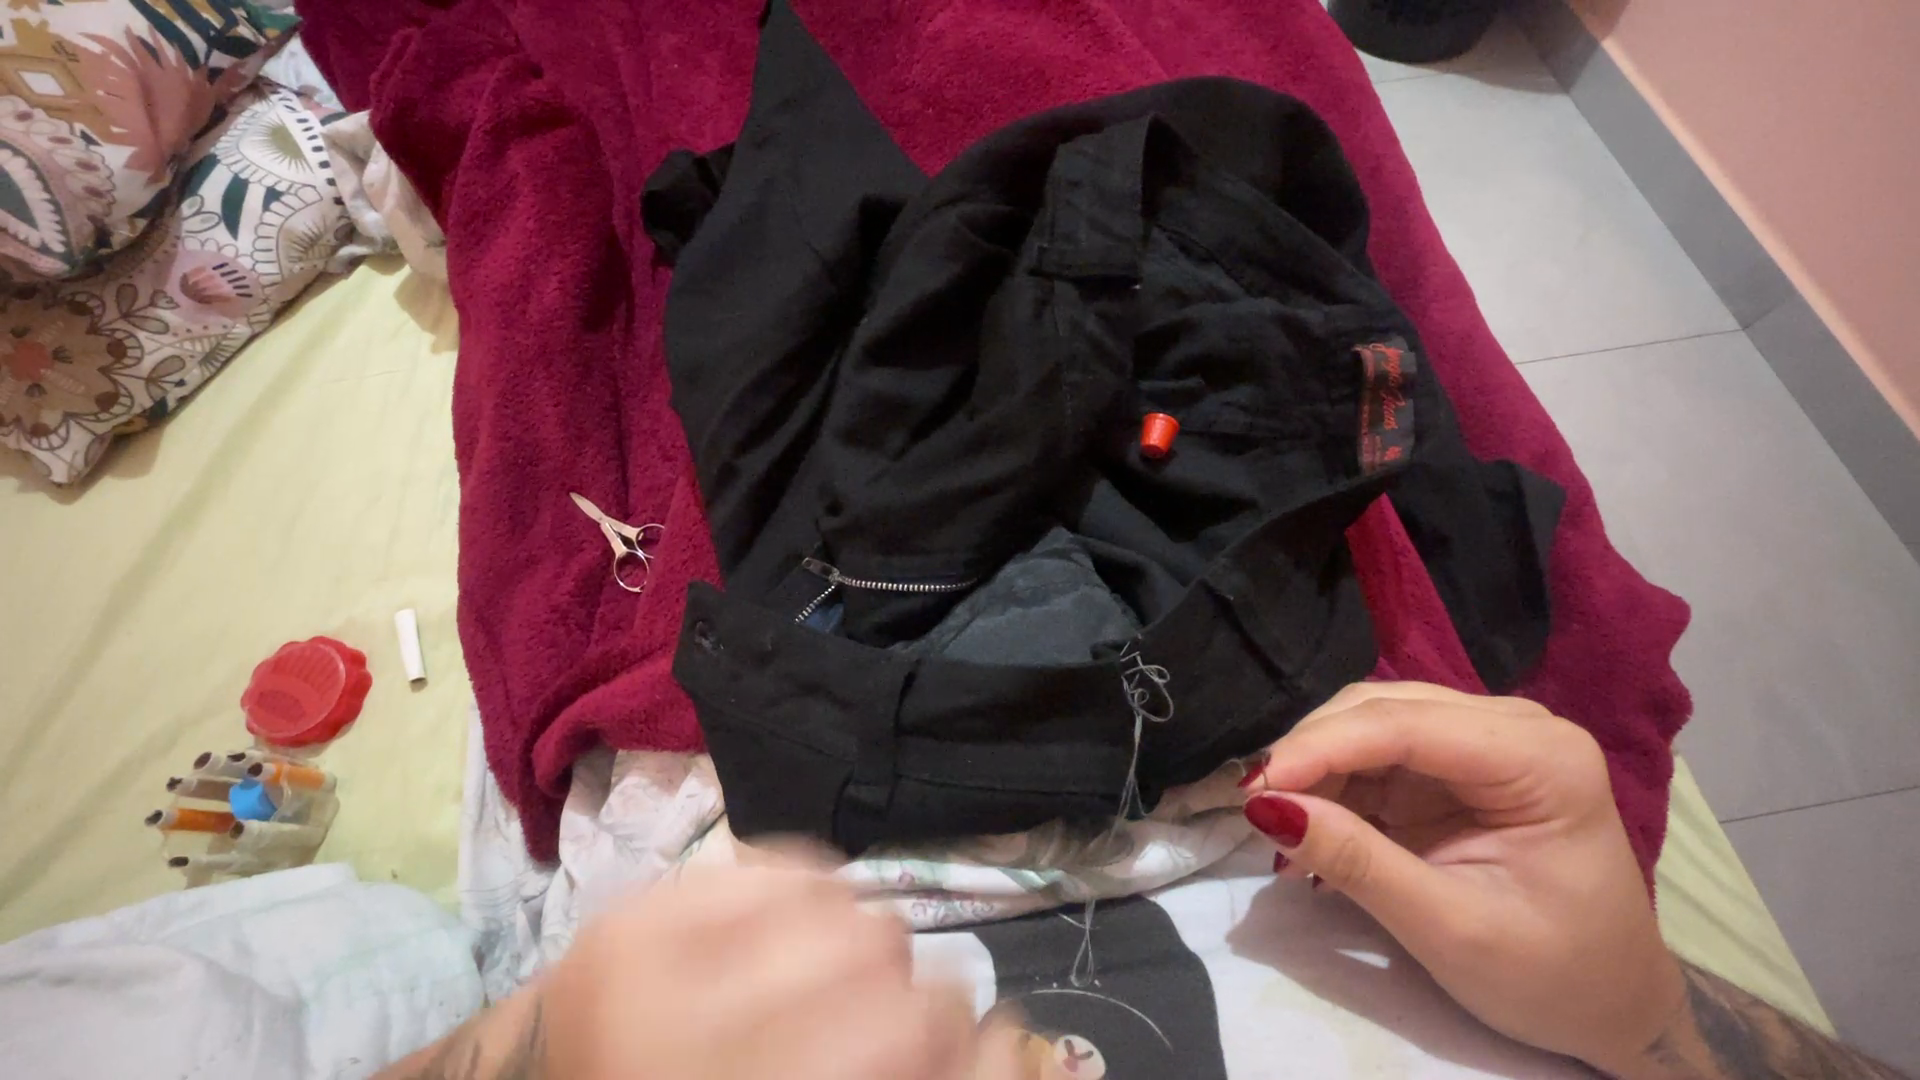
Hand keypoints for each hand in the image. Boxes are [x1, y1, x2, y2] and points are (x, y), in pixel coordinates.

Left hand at [384, 851, 1052, 1079]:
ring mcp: (655, 950)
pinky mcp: (642, 900)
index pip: (904, 1027)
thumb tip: (1004, 1039)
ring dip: (854, 940)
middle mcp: (686, 1028)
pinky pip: (780, 865)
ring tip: (820, 982)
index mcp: (730, 1078)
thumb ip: (902, 1064)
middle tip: (876, 1018)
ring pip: (840, 897)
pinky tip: (782, 943)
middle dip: (906, 987)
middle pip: (880, 948)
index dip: (952, 1034)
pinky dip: (807, 901)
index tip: (951, 1044)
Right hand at [1239, 682, 1683, 1074]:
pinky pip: (1367, 751)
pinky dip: (1329, 781)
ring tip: (1281, 823)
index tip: (1254, 790)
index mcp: (1540, 758)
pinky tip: (1309, 822)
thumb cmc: (1553, 977)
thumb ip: (1358, 862)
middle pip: (1379, 710)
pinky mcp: (1447, 762)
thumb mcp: (1451, 929)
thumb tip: (1264, 807)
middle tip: (1256, 807)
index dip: (1320, 748)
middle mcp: (1509, 726)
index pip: (1405, 726)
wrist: (1610, 1005)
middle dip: (1311, 753)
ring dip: (1314, 766)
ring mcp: (1477, 738)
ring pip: (1363, 722)